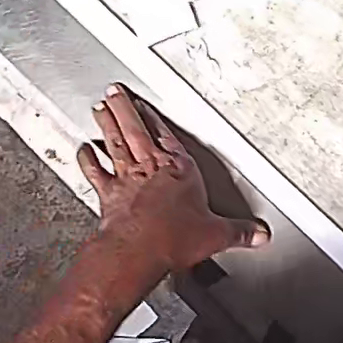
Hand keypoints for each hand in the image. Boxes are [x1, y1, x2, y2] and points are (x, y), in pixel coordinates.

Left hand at [78, 83, 270, 273]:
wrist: (138, 251)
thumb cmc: (173, 237)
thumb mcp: (216, 234)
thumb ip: (238, 232)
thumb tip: (258, 235)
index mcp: (180, 171)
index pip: (169, 138)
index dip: (158, 121)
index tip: (150, 108)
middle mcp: (152, 169)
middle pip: (136, 131)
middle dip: (126, 109)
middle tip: (116, 92)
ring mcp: (128, 180)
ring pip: (116, 143)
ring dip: (107, 124)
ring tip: (101, 107)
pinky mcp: (109, 195)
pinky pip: (95, 172)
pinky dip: (88, 159)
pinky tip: (83, 149)